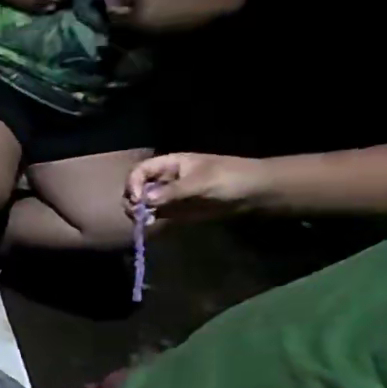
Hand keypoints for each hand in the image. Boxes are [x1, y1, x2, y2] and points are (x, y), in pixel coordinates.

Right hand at [123, 152, 269, 227]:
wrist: (254, 192)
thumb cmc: (231, 178)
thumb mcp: (202, 182)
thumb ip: (173, 191)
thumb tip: (145, 200)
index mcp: (169, 164)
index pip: (140, 171)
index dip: (134, 183)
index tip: (139, 199)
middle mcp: (164, 178)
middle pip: (136, 186)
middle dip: (132, 199)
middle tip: (137, 212)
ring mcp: (167, 194)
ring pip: (141, 202)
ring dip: (137, 211)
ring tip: (143, 219)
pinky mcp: (173, 209)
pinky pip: (152, 213)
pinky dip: (147, 219)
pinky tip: (149, 223)